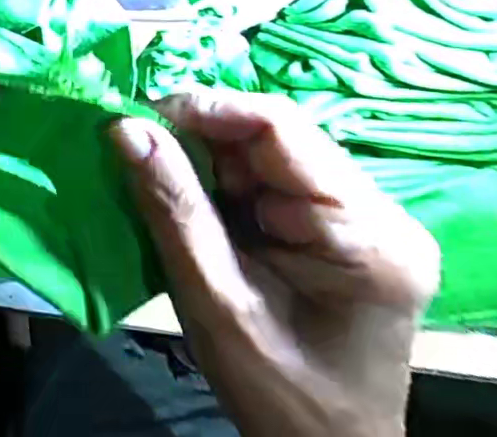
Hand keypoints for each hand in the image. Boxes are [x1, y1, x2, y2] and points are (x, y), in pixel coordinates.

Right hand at [111, 88, 440, 436]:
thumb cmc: (276, 388)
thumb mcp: (213, 297)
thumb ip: (172, 206)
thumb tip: (122, 124)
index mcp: (366, 234)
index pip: (280, 128)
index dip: (202, 107)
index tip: (133, 117)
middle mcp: (374, 211)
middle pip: (269, 132)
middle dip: (193, 132)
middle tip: (131, 142)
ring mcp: (355, 215)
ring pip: (257, 146)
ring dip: (197, 152)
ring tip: (151, 169)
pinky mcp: (329, 222)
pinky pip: (258, 170)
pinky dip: (209, 172)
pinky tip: (182, 189)